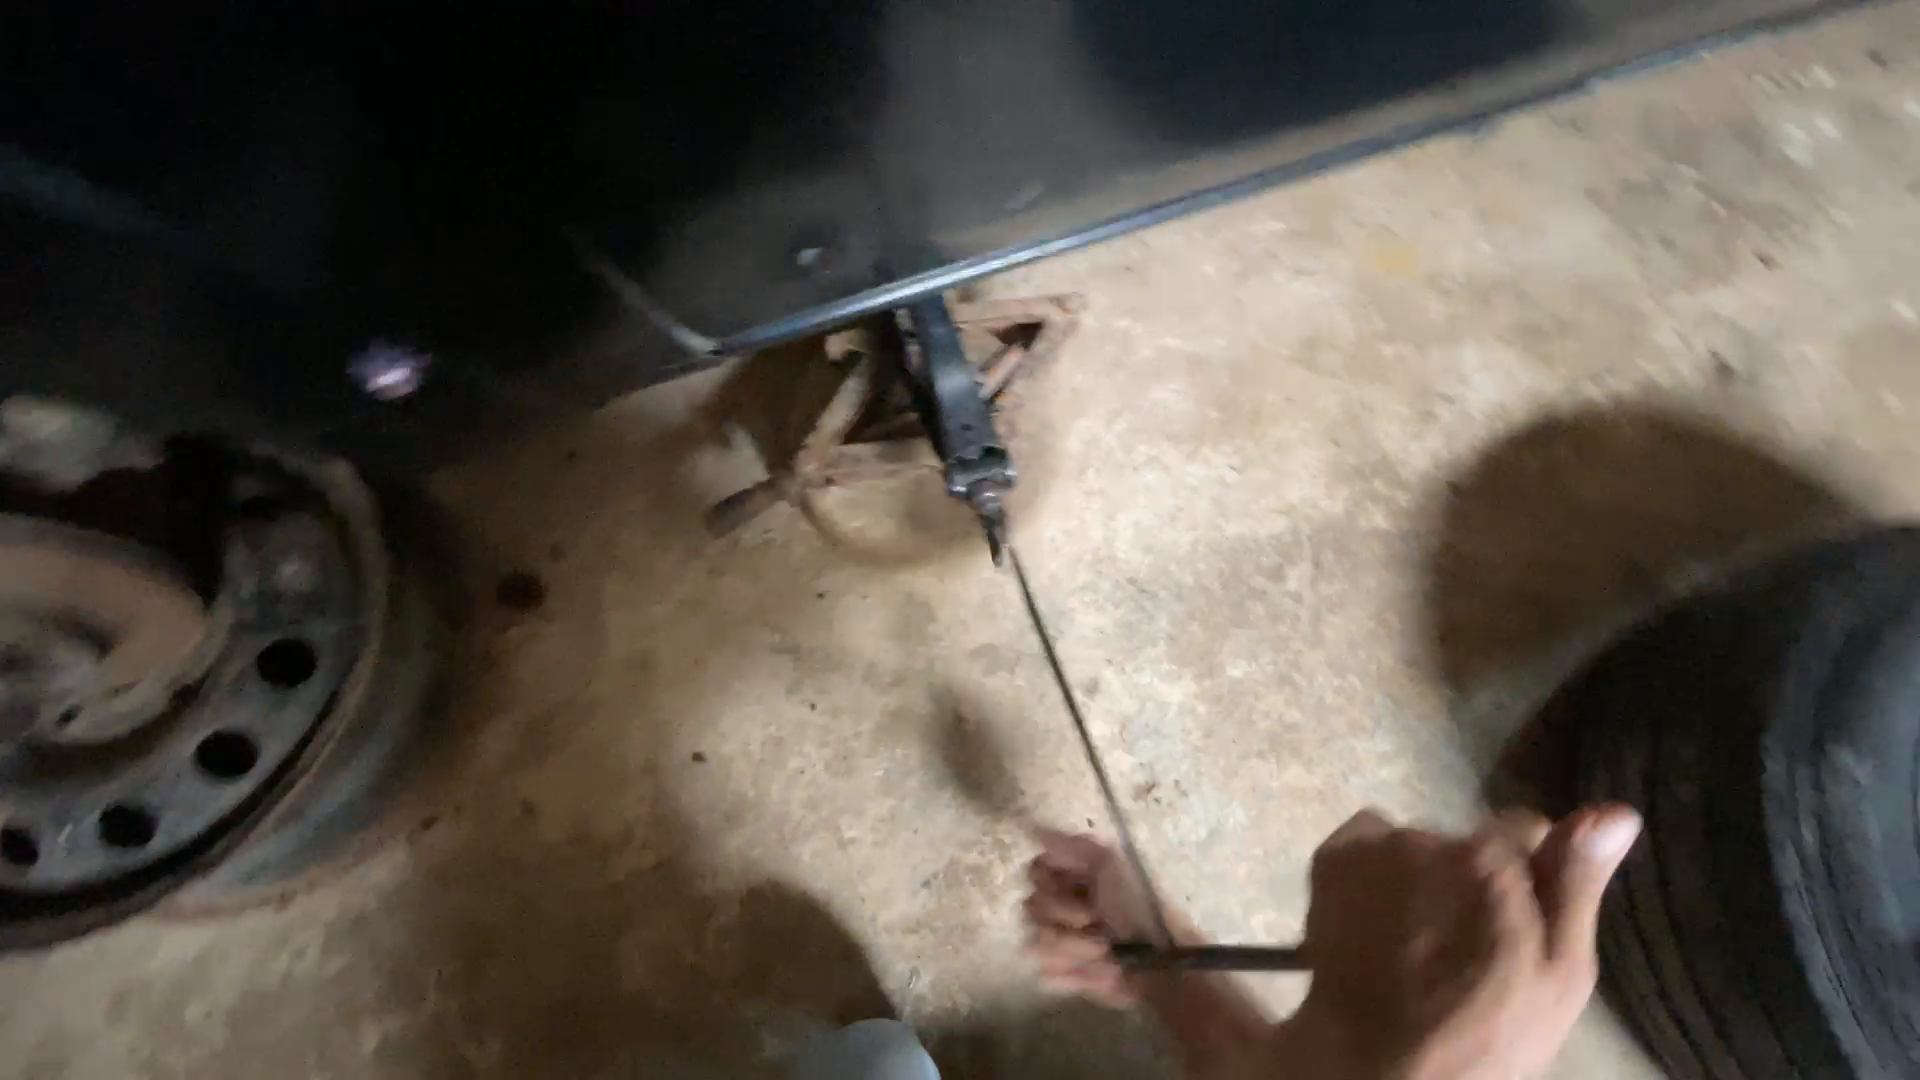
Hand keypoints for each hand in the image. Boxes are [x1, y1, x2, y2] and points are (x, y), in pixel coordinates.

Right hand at [1021, 827, 1159, 1006]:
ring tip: (1103, 950)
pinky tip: (1096, 968)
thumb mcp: (1107, 863)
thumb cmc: (1135, 905)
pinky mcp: (1060, 973)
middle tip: (1095, 920)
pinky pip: (1047, 970)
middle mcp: (1056, 905)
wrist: (1157, 959)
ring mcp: (1056, 940)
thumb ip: (1068, 845)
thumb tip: (1031, 828)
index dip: (1051, 881)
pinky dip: (1074, 970)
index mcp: (1066, 876)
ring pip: (1037, 940)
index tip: (1077, 885)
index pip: (1033, 871)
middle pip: (1032, 906)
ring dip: (1074, 945)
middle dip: (1066, 914)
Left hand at [1284, 804, 1641, 1079]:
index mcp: (1489, 858)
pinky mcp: (1329, 855)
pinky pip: (1363, 841)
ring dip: (1414, 874)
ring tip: (1413, 937)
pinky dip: (1370, 867)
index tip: (1513, 916)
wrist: (1381, 1058)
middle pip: (1458, 840)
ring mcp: (1370, 844)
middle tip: (1459, 941)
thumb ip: (1575, 880)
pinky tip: (1376, 914)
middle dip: (1464, 876)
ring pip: (1408, 844)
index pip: (1520, 828)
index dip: (1523, 872)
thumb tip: (1616, 812)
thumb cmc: (1487, 1028)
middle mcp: (1424, 834)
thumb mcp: (1559, 970)